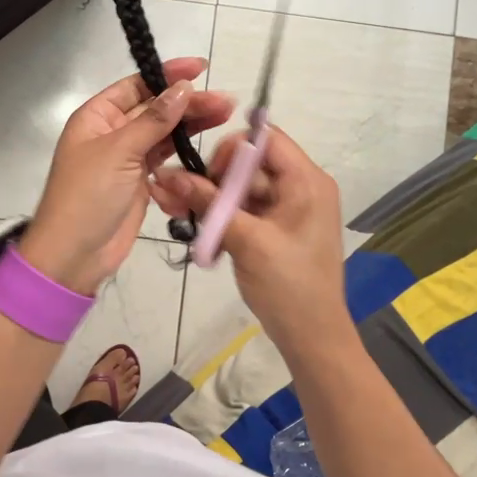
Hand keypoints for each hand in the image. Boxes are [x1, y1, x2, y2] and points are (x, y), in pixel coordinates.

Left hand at [19, 58, 234, 293]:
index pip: (135, 86)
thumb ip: (153, 120)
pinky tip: (208, 143)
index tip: (201, 68)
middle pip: (154, 108)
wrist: (75, 253)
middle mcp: (111, 133)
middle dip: (187, 102)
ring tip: (225, 115)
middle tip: (225, 102)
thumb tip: (182, 88)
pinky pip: (165, 158)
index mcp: (96, 117)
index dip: (166, 75)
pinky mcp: (139, 182)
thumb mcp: (119, 152)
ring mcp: (126, 158)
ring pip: (163, 133)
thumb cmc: (88, 196)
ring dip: (191, 124)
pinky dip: (184, 150)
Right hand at [150, 126, 352, 353]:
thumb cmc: (289, 285)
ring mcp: (286, 210)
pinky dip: (220, 219)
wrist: (311, 337)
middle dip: (211, 181)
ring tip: (178, 217)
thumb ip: (207, 203)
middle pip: (247, 165)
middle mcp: (299, 188)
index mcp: (306, 181)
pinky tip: (198, 234)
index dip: (231, 151)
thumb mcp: (246, 240)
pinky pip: (242, 212)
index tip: (208, 178)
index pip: (264, 139)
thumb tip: (164, 174)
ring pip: (239, 190)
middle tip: (175, 200)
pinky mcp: (274, 230)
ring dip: (209, 202)